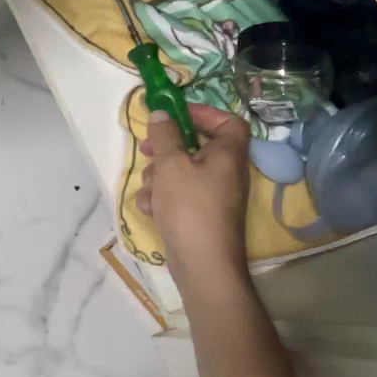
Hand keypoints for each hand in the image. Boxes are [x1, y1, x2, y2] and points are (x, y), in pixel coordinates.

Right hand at [138, 103, 251, 284]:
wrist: (202, 263)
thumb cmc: (190, 206)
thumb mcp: (171, 165)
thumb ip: (164, 136)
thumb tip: (162, 114)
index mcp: (228, 155)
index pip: (228, 122)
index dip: (204, 113)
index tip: (175, 114)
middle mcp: (225, 172)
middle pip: (197, 146)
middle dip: (167, 148)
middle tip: (148, 148)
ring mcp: (213, 195)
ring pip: (181, 171)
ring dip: (158, 176)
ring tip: (150, 189)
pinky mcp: (199, 213)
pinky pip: (178, 194)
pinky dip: (162, 198)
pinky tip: (151, 208)